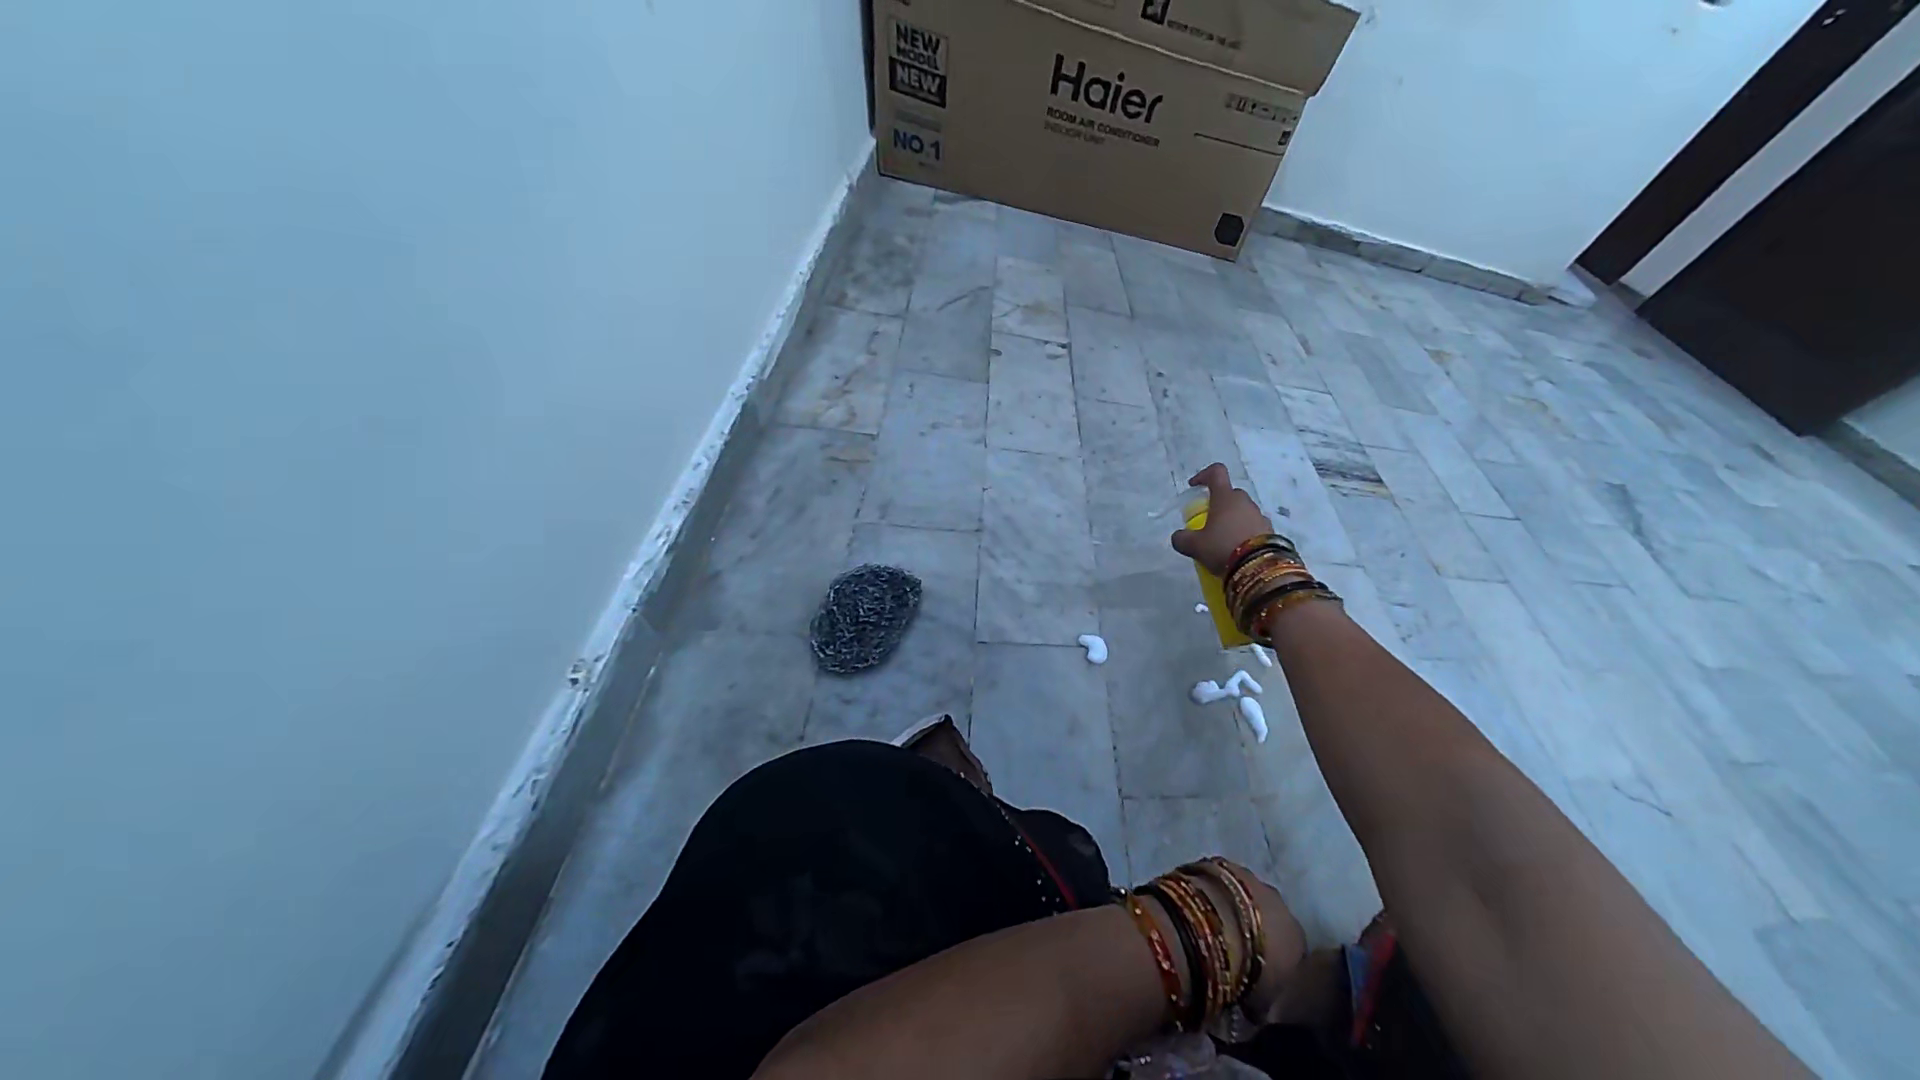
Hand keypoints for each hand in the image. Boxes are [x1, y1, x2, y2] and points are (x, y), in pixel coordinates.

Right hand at [1169, 464, 1273, 576]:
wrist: (1259, 568)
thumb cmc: (1222, 548)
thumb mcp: (1194, 546)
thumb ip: (1182, 539)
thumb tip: (1179, 536)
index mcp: (1225, 498)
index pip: (1216, 472)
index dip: (1203, 475)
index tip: (1194, 486)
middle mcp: (1244, 502)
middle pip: (1230, 494)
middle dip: (1218, 504)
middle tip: (1208, 522)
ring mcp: (1259, 515)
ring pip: (1242, 510)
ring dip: (1232, 519)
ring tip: (1223, 540)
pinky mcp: (1270, 530)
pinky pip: (1253, 525)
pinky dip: (1244, 532)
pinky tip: (1237, 549)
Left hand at [1209, 859, 1309, 1022]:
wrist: (1215, 926)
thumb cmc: (1248, 972)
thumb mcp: (1263, 1002)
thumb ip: (1264, 1003)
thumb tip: (1255, 1010)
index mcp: (1297, 936)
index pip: (1292, 948)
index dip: (1274, 959)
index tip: (1257, 971)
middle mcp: (1279, 901)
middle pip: (1268, 913)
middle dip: (1254, 925)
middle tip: (1232, 943)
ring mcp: (1247, 877)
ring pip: (1242, 890)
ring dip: (1231, 902)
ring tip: (1212, 921)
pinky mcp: (1217, 861)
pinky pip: (1216, 877)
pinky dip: (1209, 888)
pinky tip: (1196, 902)